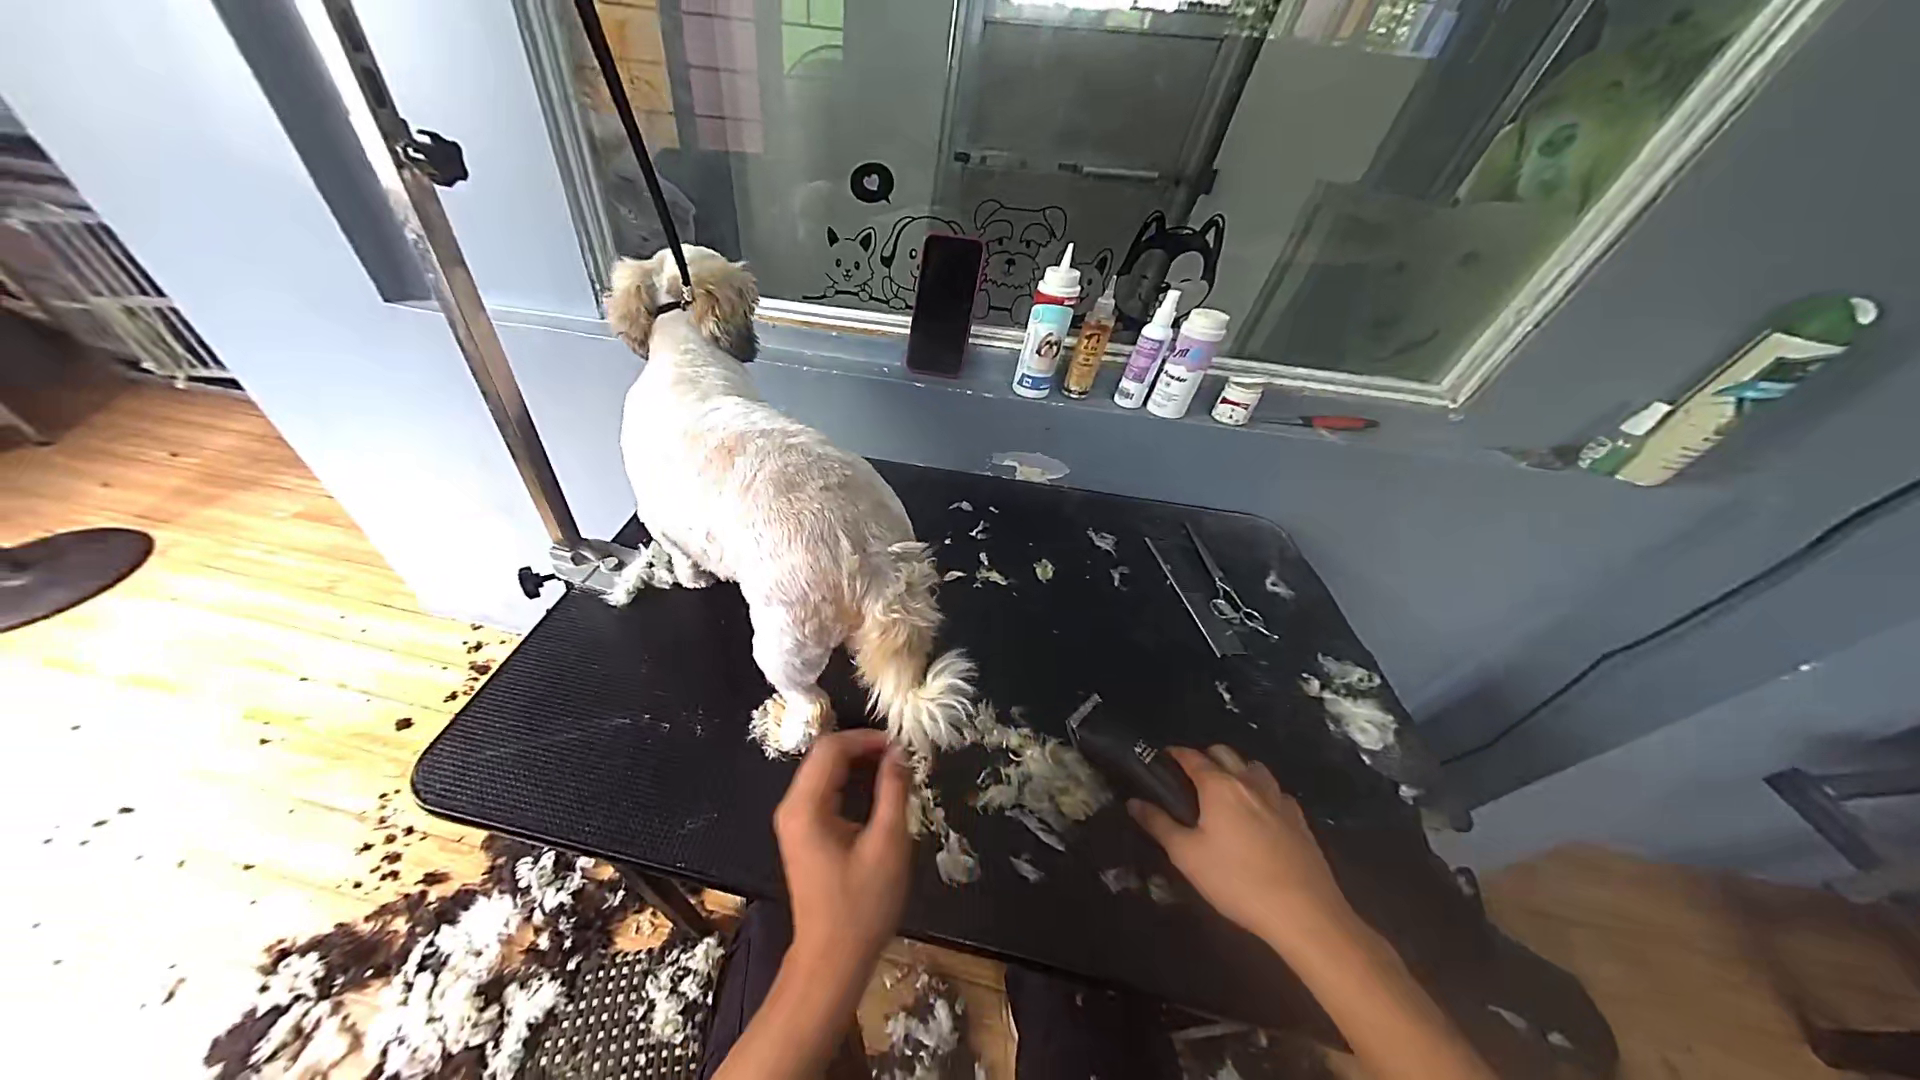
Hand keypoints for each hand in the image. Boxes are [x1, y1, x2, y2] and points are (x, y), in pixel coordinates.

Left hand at [772, 728, 911, 973]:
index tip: (900, 745)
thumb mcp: (887, 843)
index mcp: (806, 806)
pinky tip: (878, 791)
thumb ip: (893, 791)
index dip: (866, 738)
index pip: (831, 748)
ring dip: (859, 764)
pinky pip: (825, 791)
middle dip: (863, 748)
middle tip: (901, 756)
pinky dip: (851, 782)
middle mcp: (792, 807)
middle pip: (824, 756)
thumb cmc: (861, 905)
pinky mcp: (803, 832)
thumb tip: (899, 753)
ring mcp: (795, 820)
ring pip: (825, 771)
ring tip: (895, 770)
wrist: (832, 959)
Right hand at [1129, 745, 1355, 950]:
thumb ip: (1159, 824)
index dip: (1175, 754)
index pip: (1192, 756)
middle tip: (1190, 778)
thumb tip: (1134, 802)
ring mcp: (1279, 799)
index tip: (1162, 759)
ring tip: (1226, 792)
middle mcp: (1249, 782)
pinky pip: (1276, 791)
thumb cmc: (1237, 881)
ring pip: (1254, 767)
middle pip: (1224, 752)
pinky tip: (1258, 815)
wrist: (1304, 913)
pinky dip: (1261, 792)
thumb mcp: (1187, 856)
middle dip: (1205, 756)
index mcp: (1219, 785)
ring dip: (1237, 770)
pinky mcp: (1300, 819)